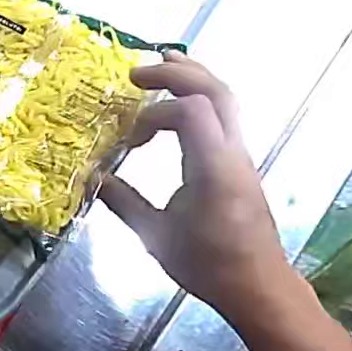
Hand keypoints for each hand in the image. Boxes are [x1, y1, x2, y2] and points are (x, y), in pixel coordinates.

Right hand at [101, 52, 300, 324]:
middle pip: (215, 90)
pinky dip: (201, 100)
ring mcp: (242, 156)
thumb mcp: (157, 236)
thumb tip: (94, 180)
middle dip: (176, 73)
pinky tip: (180, 106)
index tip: (131, 141)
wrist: (257, 285)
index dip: (154, 114)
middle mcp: (233, 153)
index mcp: (213, 169)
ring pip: (226, 99)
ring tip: (164, 66)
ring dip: (194, 78)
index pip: (190, 111)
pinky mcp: (241, 163)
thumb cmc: (208, 265)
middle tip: (137, 73)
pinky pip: (225, 116)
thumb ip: (124, 203)